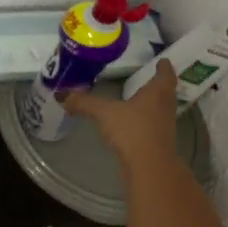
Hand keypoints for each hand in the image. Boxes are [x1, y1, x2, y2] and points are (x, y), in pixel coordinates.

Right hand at [64, 61, 179, 173]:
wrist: (150, 166)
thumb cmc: (132, 130)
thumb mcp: (104, 113)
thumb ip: (84, 103)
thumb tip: (61, 94)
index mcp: (157, 93)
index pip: (165, 75)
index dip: (164, 67)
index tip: (163, 60)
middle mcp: (165, 107)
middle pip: (166, 91)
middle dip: (159, 84)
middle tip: (150, 76)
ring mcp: (164, 126)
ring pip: (161, 108)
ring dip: (154, 102)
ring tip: (140, 97)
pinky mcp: (159, 142)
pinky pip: (154, 124)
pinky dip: (146, 119)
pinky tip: (134, 122)